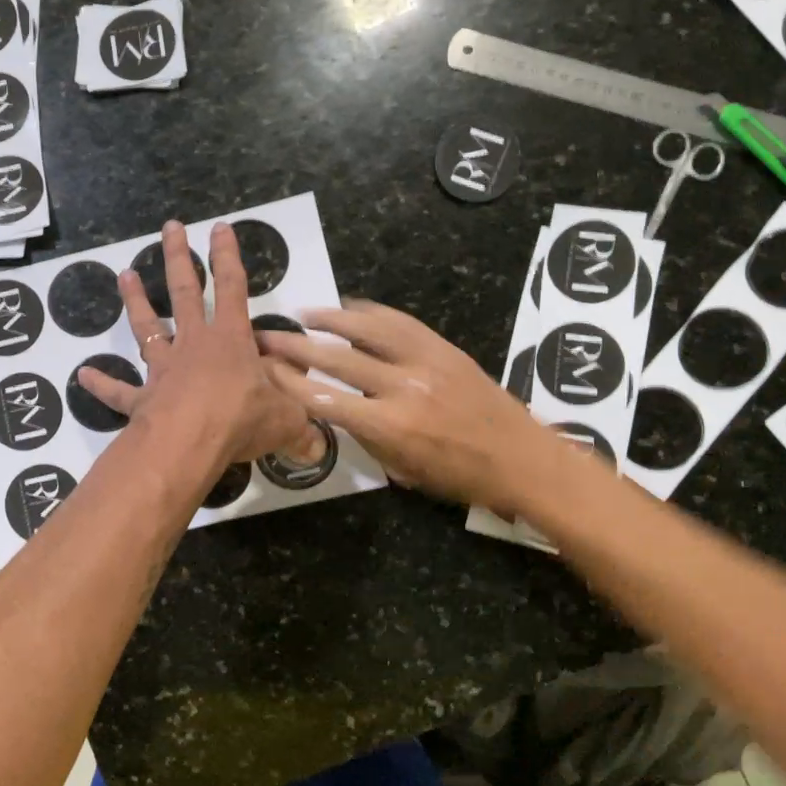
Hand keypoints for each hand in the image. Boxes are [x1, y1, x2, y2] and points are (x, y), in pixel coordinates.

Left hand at [77, 220, 315, 466]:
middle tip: (170, 227)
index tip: (220, 227)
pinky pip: (119, 390)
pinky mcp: (141, 400)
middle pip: (184, 292)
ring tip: (124, 274)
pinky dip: (101, 384)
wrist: (189, 442)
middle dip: (179, 257)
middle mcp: (194, 345)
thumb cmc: (240, 420)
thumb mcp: (285, 420)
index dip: (228, 257)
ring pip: (147, 328)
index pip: (232, 289)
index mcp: (230, 340)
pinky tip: (83, 375)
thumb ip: (297, 424)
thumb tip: (314, 441)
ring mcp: (163, 370)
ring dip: (135, 301)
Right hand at [257, 300, 569, 510]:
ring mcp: (426, 360)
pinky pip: (401, 322)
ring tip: (304, 313)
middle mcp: (403, 386)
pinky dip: (371, 313)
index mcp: (390, 425)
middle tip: (267, 335)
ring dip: (331, 318)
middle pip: (337, 358)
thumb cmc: (459, 476)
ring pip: (368, 328)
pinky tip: (351, 309)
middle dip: (296, 346)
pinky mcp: (444, 347)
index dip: (289, 381)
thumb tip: (336, 410)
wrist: (521, 458)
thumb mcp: (401, 469)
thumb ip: (365, 436)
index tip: (264, 368)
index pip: (324, 397)